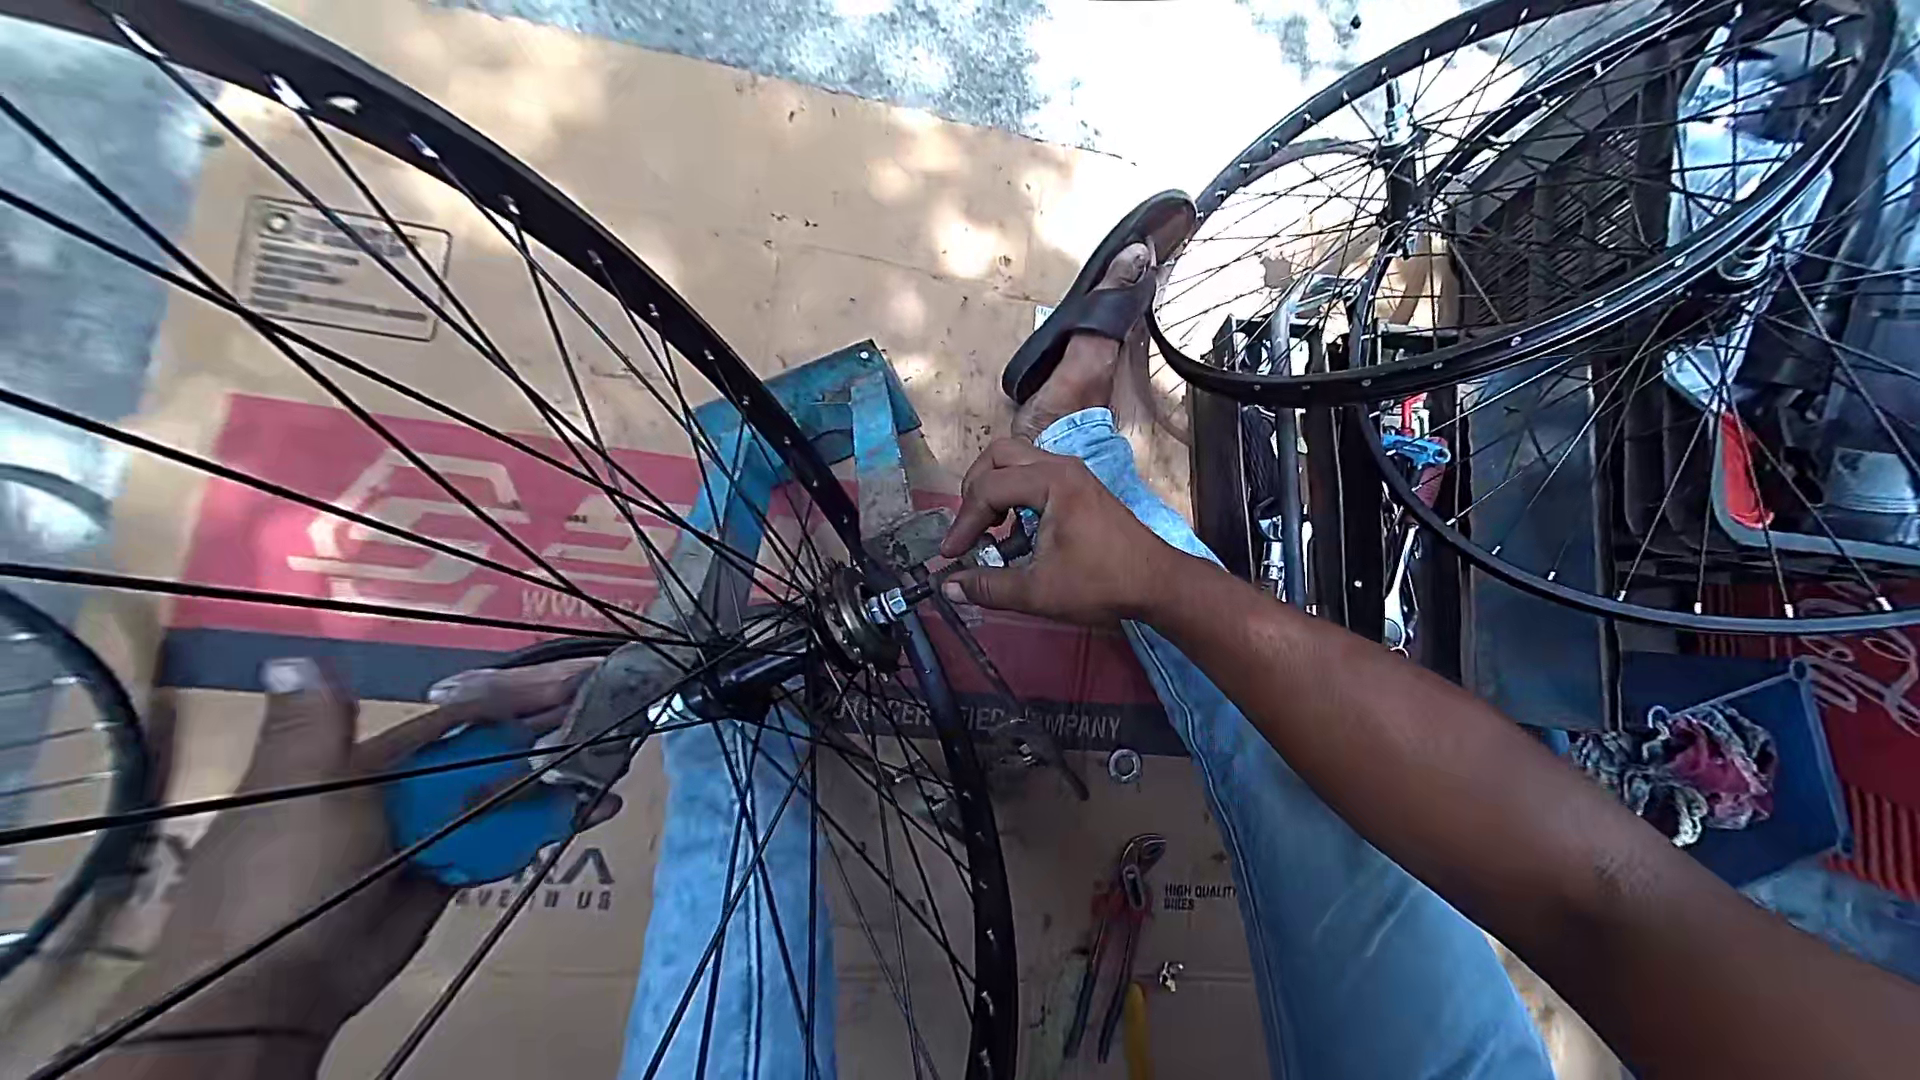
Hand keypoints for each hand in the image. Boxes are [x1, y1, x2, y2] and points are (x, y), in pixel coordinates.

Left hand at [116, 656, 597, 1039]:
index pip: (459, 718)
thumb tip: (293, 655)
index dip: (512, 697)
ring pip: (509, 794)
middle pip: (494, 752)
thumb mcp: (296, 792)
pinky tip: (596, 807)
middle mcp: (412, 791)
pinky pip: (514, 837)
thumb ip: (314, 729)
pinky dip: (555, 821)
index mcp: (375, 765)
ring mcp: (437, 832)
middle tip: (605, 714)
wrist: (273, 991)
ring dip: (560, 777)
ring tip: (612, 760)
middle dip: (548, 732)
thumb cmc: (284, 876)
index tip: (566, 684)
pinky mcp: (457, 867)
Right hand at [939, 438, 1181, 624]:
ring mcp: (1072, 472)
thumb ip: (988, 587)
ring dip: (993, 487)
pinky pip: (1033, 473)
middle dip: (974, 489)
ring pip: (1016, 459)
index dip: (964, 523)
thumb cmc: (1101, 584)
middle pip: (999, 456)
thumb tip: (949, 586)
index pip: (989, 489)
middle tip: (968, 526)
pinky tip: (1015, 529)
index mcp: (1051, 482)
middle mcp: (1060, 466)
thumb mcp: (1038, 591)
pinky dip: (1014, 492)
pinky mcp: (1078, 485)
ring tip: (987, 526)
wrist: (1157, 583)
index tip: (952, 555)